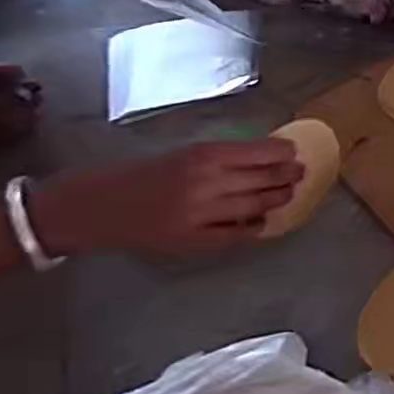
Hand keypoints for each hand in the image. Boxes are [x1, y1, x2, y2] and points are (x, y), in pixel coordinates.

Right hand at [29, 140, 303, 257]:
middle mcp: (207, 182)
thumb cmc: (146, 173)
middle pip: (267, 179)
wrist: (93, 205)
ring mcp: (200, 213)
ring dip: (278, 199)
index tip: (294, 153)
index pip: (265, 152)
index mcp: (207, 155)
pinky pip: (236, 234)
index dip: (286, 153)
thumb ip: (229, 155)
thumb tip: (273, 155)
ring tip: (287, 193)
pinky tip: (261, 222)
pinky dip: (254, 227)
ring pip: (257, 205)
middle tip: (301, 173)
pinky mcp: (191, 240)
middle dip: (289, 175)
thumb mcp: (189, 153)